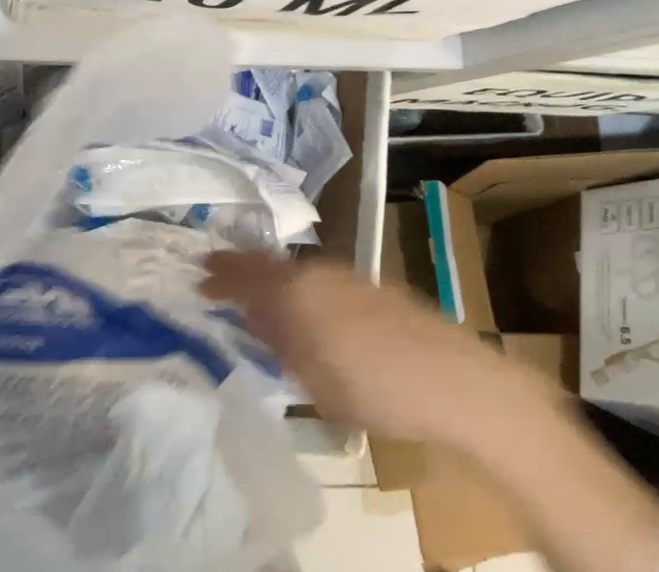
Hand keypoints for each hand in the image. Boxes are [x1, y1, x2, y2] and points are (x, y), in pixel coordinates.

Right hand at [200, 253, 562, 448]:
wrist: (462, 386)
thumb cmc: (378, 392)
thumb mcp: (316, 383)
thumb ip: (281, 346)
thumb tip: (257, 322)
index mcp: (297, 293)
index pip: (244, 275)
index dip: (219, 276)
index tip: (197, 276)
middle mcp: (320, 274)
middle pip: (269, 265)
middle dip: (241, 270)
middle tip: (215, 274)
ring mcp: (351, 278)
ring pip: (297, 272)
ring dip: (272, 280)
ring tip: (257, 296)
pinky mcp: (376, 289)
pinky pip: (322, 280)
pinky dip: (301, 288)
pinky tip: (305, 309)